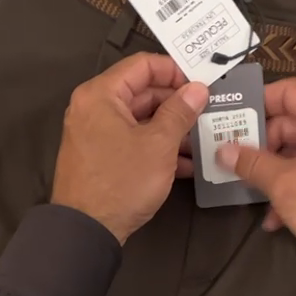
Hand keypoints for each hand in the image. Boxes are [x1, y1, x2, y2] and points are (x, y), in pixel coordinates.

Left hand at [51, 53, 207, 242]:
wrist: (88, 230)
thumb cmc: (121, 182)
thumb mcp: (159, 145)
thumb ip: (180, 112)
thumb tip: (197, 89)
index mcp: (101, 94)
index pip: (142, 65)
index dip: (175, 70)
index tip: (201, 84)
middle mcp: (93, 108)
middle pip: (142, 93)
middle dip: (177, 104)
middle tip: (207, 113)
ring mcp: (95, 134)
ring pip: (141, 120)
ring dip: (172, 129)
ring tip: (202, 140)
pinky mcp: (101, 157)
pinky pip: (133, 141)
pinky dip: (157, 148)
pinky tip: (187, 164)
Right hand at [216, 77, 295, 267]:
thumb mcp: (284, 184)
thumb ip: (252, 163)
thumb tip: (223, 150)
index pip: (289, 91)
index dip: (258, 101)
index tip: (232, 118)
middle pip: (290, 124)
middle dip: (260, 145)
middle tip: (231, 160)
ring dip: (271, 173)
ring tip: (247, 191)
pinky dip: (291, 190)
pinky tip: (273, 218)